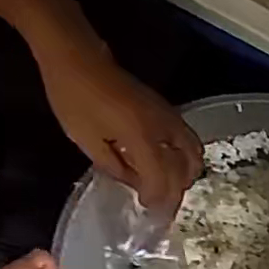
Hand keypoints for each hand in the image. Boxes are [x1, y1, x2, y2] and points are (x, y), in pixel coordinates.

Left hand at [36, 44, 201, 213]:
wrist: (77, 55)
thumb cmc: (74, 96)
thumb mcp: (84, 138)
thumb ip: (114, 167)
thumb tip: (136, 184)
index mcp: (141, 139)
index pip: (161, 180)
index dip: (158, 200)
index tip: (151, 212)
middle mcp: (164, 132)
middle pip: (182, 172)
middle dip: (174, 192)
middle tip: (162, 205)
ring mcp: (171, 120)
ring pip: (194, 157)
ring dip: (186, 176)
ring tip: (171, 185)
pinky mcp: (170, 113)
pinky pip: (190, 143)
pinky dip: (188, 159)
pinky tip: (174, 163)